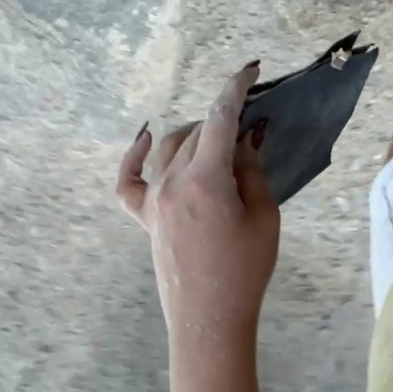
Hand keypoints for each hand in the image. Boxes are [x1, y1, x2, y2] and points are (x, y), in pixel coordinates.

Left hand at [117, 62, 279, 339]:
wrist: (210, 323)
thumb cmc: (245, 270)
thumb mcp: (264, 215)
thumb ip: (251, 169)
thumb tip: (245, 136)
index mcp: (206, 179)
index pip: (220, 117)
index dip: (236, 87)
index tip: (251, 68)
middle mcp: (173, 182)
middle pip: (199, 132)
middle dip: (226, 123)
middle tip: (252, 132)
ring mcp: (154, 200)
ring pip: (172, 147)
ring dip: (197, 135)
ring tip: (222, 143)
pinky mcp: (145, 218)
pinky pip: (129, 181)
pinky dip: (134, 156)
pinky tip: (145, 138)